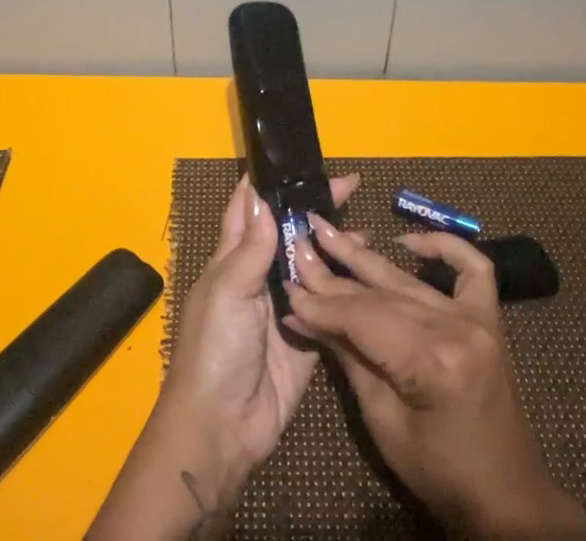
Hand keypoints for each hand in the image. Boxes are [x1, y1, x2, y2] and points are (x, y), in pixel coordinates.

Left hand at [89, 173, 358, 537]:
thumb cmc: (216, 349)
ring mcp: (285, 306)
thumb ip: (249, 248)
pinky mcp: (309, 335)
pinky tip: (369, 269)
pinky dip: (347, 284)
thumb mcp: (228, 291)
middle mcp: (259, 277)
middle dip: (314, 209)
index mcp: (231, 261)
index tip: (299, 161)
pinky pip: (329, 302)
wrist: (225, 424)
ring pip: (314, 265)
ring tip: (366, 225)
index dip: (270, 186)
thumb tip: (262, 198)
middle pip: (289, 234)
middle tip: (351, 185)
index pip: (249, 212)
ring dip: (335, 244)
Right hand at [286, 217, 585, 539]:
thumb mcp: (381, 420)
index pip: (362, 318)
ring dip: (365, 257)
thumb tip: (300, 314)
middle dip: (333, 274)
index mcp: (431, 361)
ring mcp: (477, 320)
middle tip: (297, 247)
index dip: (322, 303)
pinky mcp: (489, 320)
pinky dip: (444, 247)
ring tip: (328, 231)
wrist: (503, 493)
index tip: (287, 286)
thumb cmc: (437, 469)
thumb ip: (346, 357)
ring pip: (408, 281)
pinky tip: (408, 240)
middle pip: (381, 293)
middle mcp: (455, 329)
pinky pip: (473, 269)